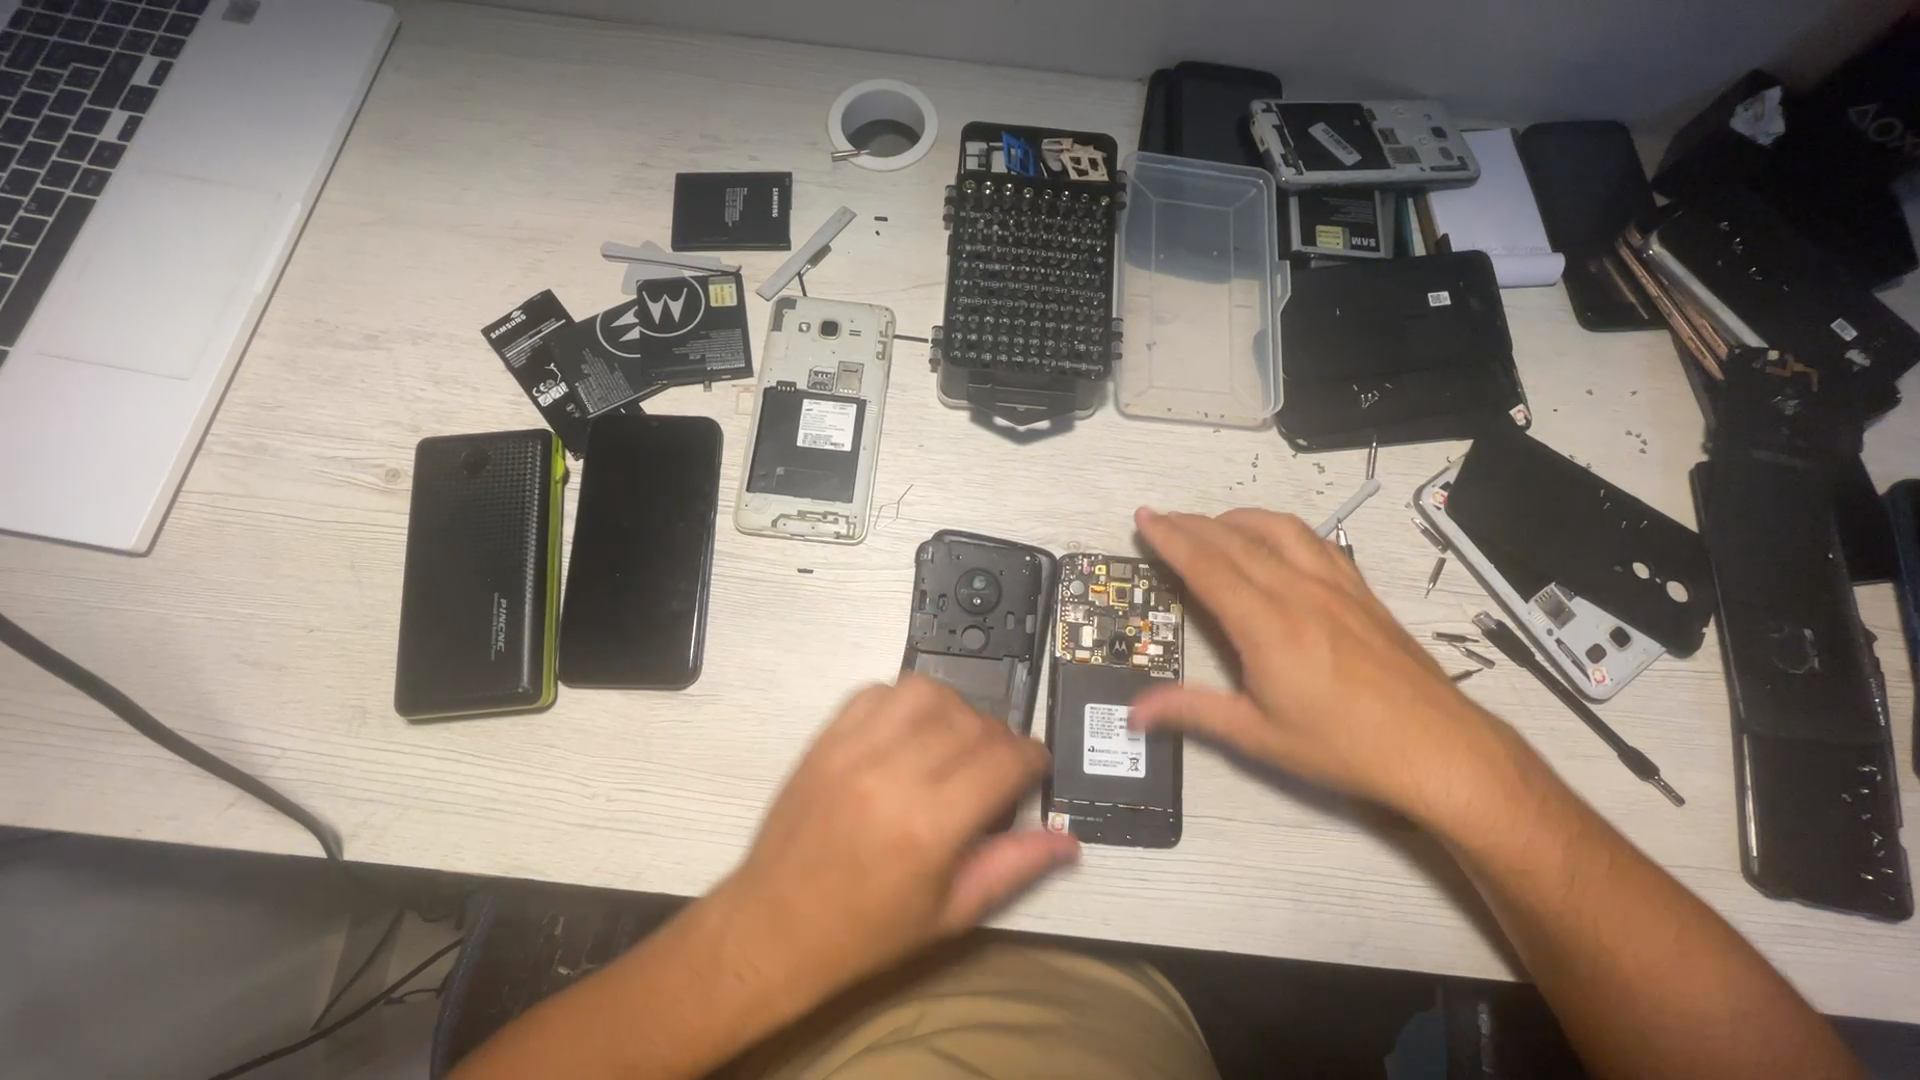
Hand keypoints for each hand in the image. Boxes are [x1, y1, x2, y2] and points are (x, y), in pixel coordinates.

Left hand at [718, 675, 1078, 999]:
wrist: (773, 928)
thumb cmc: (867, 933)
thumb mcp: (951, 914)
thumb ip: (1014, 867)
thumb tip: (1069, 841)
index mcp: (929, 826)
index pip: (1005, 759)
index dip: (1033, 758)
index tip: (1035, 769)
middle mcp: (893, 774)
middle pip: (972, 722)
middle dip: (999, 739)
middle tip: (996, 769)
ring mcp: (853, 750)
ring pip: (927, 692)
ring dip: (954, 710)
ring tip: (953, 743)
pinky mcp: (825, 739)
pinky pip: (876, 691)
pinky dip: (904, 701)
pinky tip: (909, 733)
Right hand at [1129, 507, 1511, 819]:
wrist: (1437, 748)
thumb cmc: (1343, 746)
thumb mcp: (1257, 736)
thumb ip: (1191, 713)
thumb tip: (1133, 713)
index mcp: (1266, 625)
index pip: (1206, 567)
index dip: (1170, 539)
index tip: (1145, 518)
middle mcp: (1298, 592)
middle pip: (1235, 541)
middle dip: (1191, 524)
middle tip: (1161, 517)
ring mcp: (1335, 586)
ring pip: (1278, 530)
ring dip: (1237, 519)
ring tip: (1211, 523)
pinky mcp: (1362, 592)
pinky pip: (1316, 542)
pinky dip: (1282, 529)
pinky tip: (1276, 540)